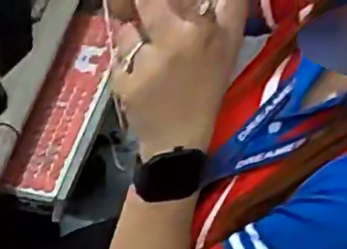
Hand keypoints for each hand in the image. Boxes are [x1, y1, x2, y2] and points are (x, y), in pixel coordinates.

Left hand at [111, 0, 248, 158]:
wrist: (178, 137)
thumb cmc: (207, 87)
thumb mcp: (230, 40)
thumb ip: (229, 4)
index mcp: (193, 29)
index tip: (151, 0)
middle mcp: (166, 44)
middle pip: (143, 6)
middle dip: (140, 3)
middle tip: (142, 6)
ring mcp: (141, 67)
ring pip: (125, 35)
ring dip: (130, 36)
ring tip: (142, 47)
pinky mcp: (122, 86)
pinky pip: (115, 63)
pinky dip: (122, 62)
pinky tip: (134, 70)